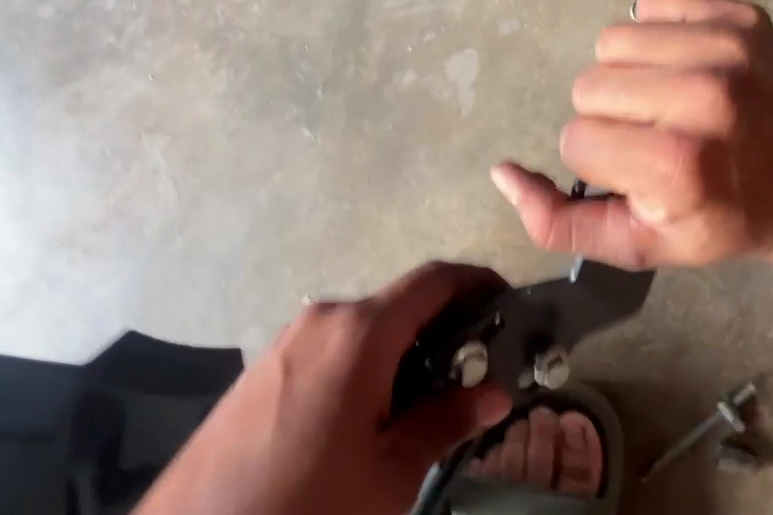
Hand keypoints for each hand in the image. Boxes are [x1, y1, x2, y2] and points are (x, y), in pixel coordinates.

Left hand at [136, 263, 513, 514]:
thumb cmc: (307, 502)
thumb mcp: (389, 472)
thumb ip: (445, 421)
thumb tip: (494, 393)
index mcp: (361, 332)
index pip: (434, 280)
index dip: (477, 282)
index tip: (506, 305)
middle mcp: (326, 317)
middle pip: (400, 305)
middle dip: (442, 330)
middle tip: (470, 376)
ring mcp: (289, 337)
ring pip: (365, 329)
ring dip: (401, 352)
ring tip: (420, 405)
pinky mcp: (266, 363)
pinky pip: (331, 347)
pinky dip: (363, 365)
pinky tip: (364, 417)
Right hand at [491, 0, 772, 268]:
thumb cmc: (721, 219)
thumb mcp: (639, 245)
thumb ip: (560, 223)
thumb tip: (501, 172)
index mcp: (680, 164)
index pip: (576, 139)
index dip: (601, 162)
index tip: (644, 173)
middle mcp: (706, 96)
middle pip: (588, 85)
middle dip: (610, 116)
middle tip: (658, 136)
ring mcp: (729, 48)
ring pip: (612, 41)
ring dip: (628, 73)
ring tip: (669, 101)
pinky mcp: (741, 14)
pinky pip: (650, 0)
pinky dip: (654, 33)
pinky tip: (685, 65)